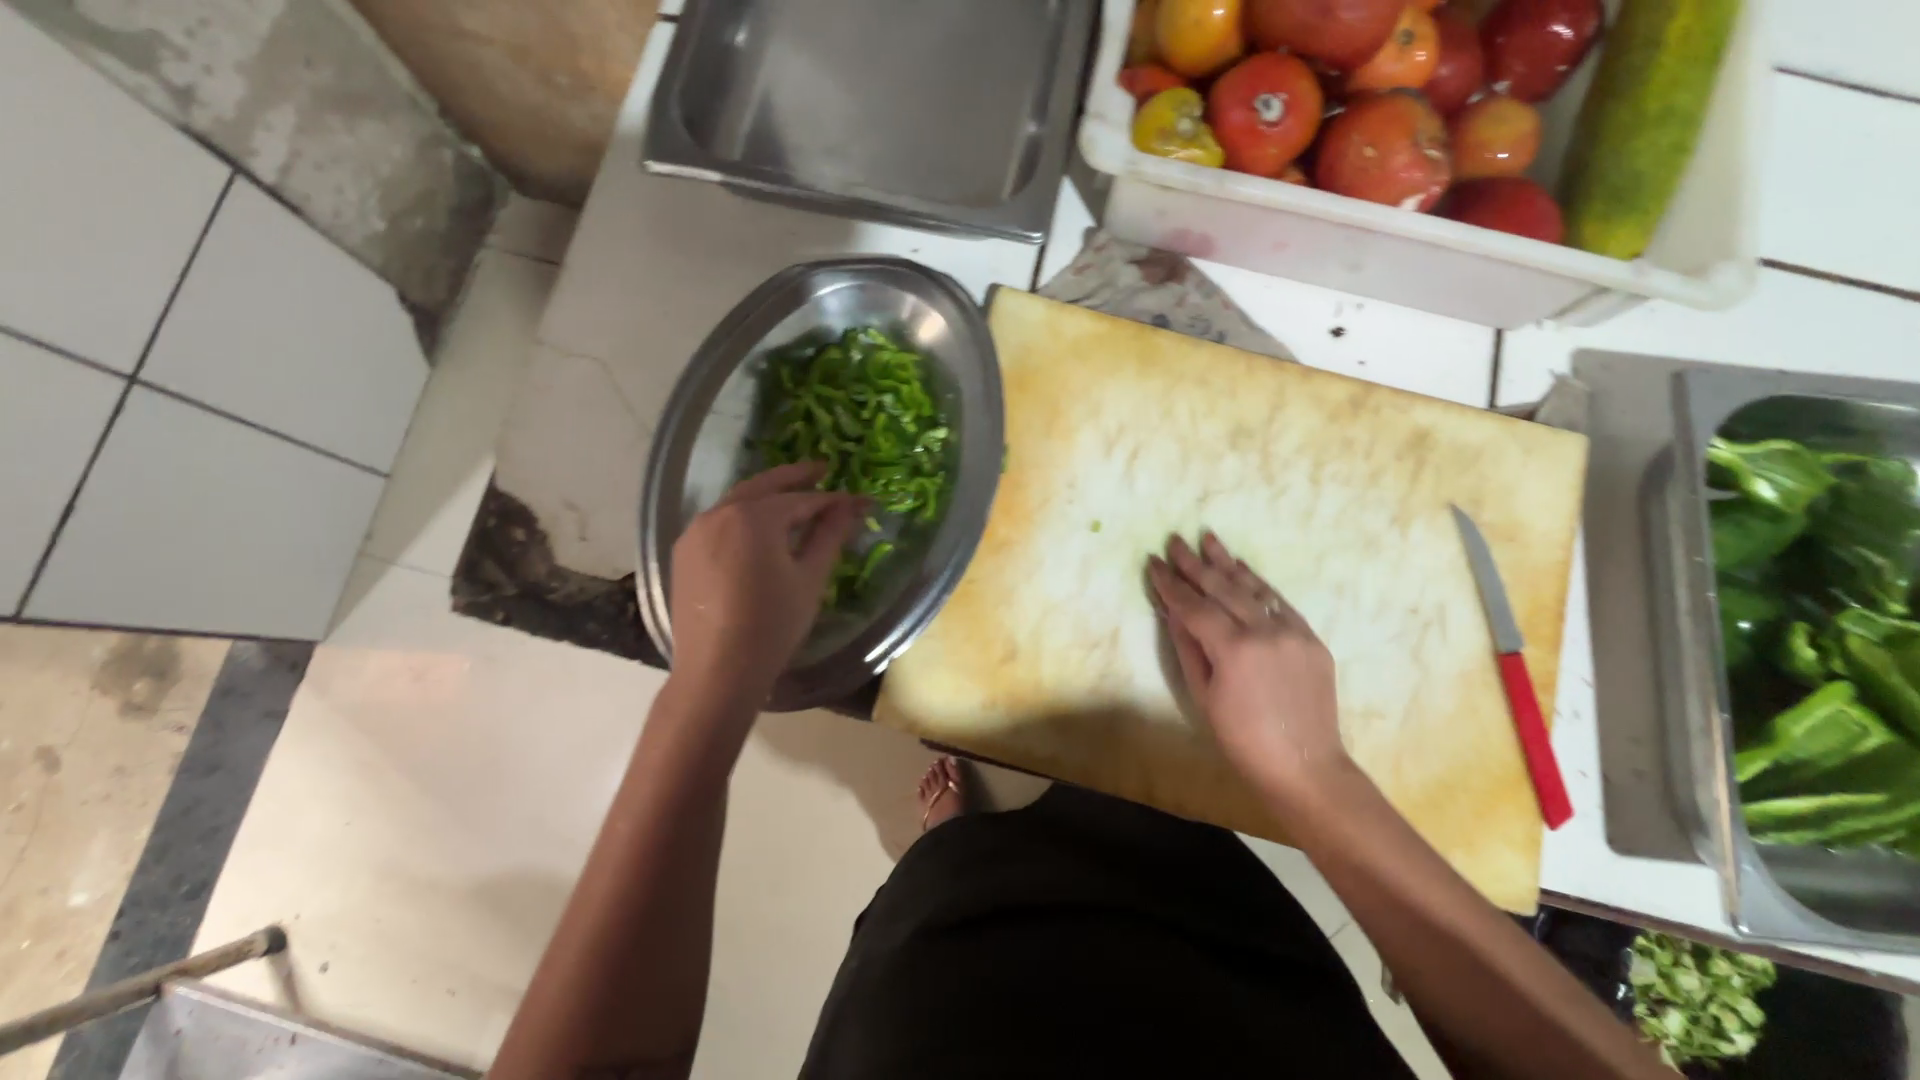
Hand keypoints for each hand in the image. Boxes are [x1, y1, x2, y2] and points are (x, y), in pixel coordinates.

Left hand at [668, 462, 862, 705]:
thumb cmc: (771, 625)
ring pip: (737, 501)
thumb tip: (851, 506)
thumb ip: (829, 536)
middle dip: (795, 477)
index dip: (833, 500)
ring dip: (766, 496)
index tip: (859, 501)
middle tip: (822, 470)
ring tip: (792, 498)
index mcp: (753, 516)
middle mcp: (719, 513)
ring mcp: (695, 531)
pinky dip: (742, 516)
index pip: (802, 499)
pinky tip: (757, 529)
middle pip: (763, 486)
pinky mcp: (683, 552)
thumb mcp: (809, 579)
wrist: (717, 672)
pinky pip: (718, 522)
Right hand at [1148, 532, 1348, 806]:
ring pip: (1254, 588)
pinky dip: (1259, 584)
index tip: (1153, 562)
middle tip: (1175, 540)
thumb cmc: (1242, 739)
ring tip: (1208, 540)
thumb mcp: (1203, 695)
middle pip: (1224, 588)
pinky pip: (1279, 603)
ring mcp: (1293, 631)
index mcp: (1234, 648)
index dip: (1171, 583)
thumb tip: (1173, 610)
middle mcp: (1265, 631)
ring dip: (1228, 563)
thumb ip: (1188, 646)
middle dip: (1195, 564)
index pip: (1194, 605)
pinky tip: (1244, 569)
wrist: (1304, 765)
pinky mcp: (1311, 638)